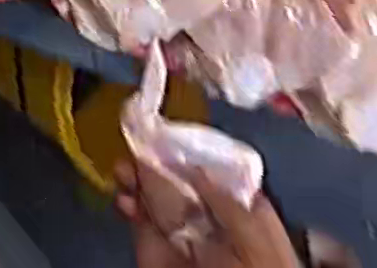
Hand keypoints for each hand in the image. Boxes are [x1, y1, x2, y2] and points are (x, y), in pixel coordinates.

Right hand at [115, 158, 298, 267]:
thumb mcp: (255, 247)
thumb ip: (228, 205)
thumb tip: (192, 167)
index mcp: (242, 212)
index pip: (219, 167)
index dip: (195, 147)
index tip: (172, 129)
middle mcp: (208, 214)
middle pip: (177, 170)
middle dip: (155, 154)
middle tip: (137, 143)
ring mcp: (178, 228)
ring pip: (151, 186)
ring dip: (133, 172)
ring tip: (122, 170)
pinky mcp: (151, 241)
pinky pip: (134, 210)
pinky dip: (124, 199)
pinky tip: (123, 200)